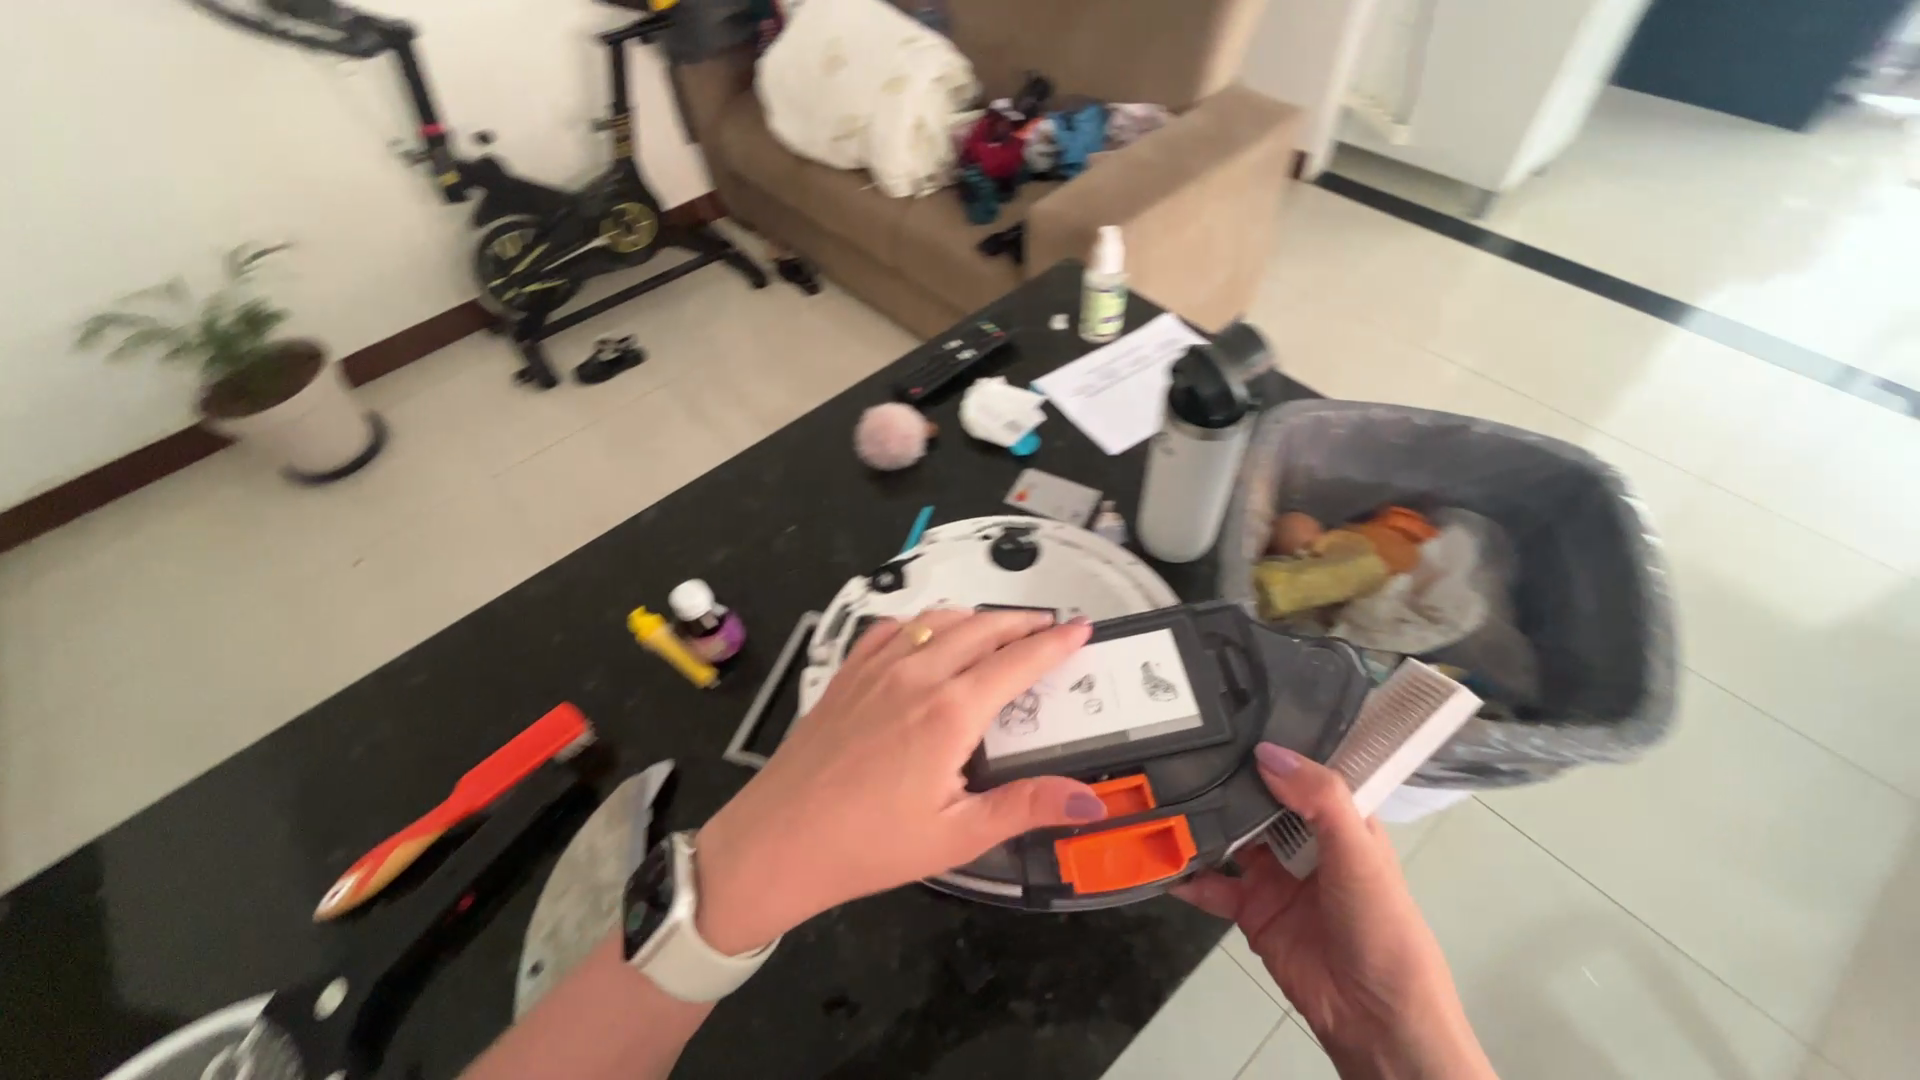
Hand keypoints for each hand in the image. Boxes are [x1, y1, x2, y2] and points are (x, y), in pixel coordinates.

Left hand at [692, 609, 1105, 952]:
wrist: (779, 841)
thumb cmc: (869, 844)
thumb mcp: (957, 834)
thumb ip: (1026, 806)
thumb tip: (1087, 797)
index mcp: (950, 712)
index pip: (1018, 661)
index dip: (1056, 642)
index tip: (1081, 628)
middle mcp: (916, 675)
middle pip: (982, 628)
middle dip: (1022, 622)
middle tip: (1049, 627)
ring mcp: (876, 669)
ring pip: (937, 619)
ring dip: (977, 617)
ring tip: (999, 628)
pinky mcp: (846, 674)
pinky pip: (890, 628)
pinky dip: (921, 620)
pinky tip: (927, 632)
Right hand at [1172, 745, 1494, 1079]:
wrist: (1376, 1018)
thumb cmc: (1380, 925)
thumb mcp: (1359, 853)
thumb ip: (1319, 799)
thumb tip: (1265, 752)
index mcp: (1338, 821)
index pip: (1301, 774)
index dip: (1271, 749)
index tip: (1226, 717)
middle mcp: (1304, 842)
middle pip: (1257, 803)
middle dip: (1223, 782)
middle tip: (1176, 751)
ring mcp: (1274, 877)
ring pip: (1229, 840)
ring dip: (1200, 826)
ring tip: (1160, 799)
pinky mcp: (1251, 911)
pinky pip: (1212, 887)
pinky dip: (1187, 876)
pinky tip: (1161, 861)